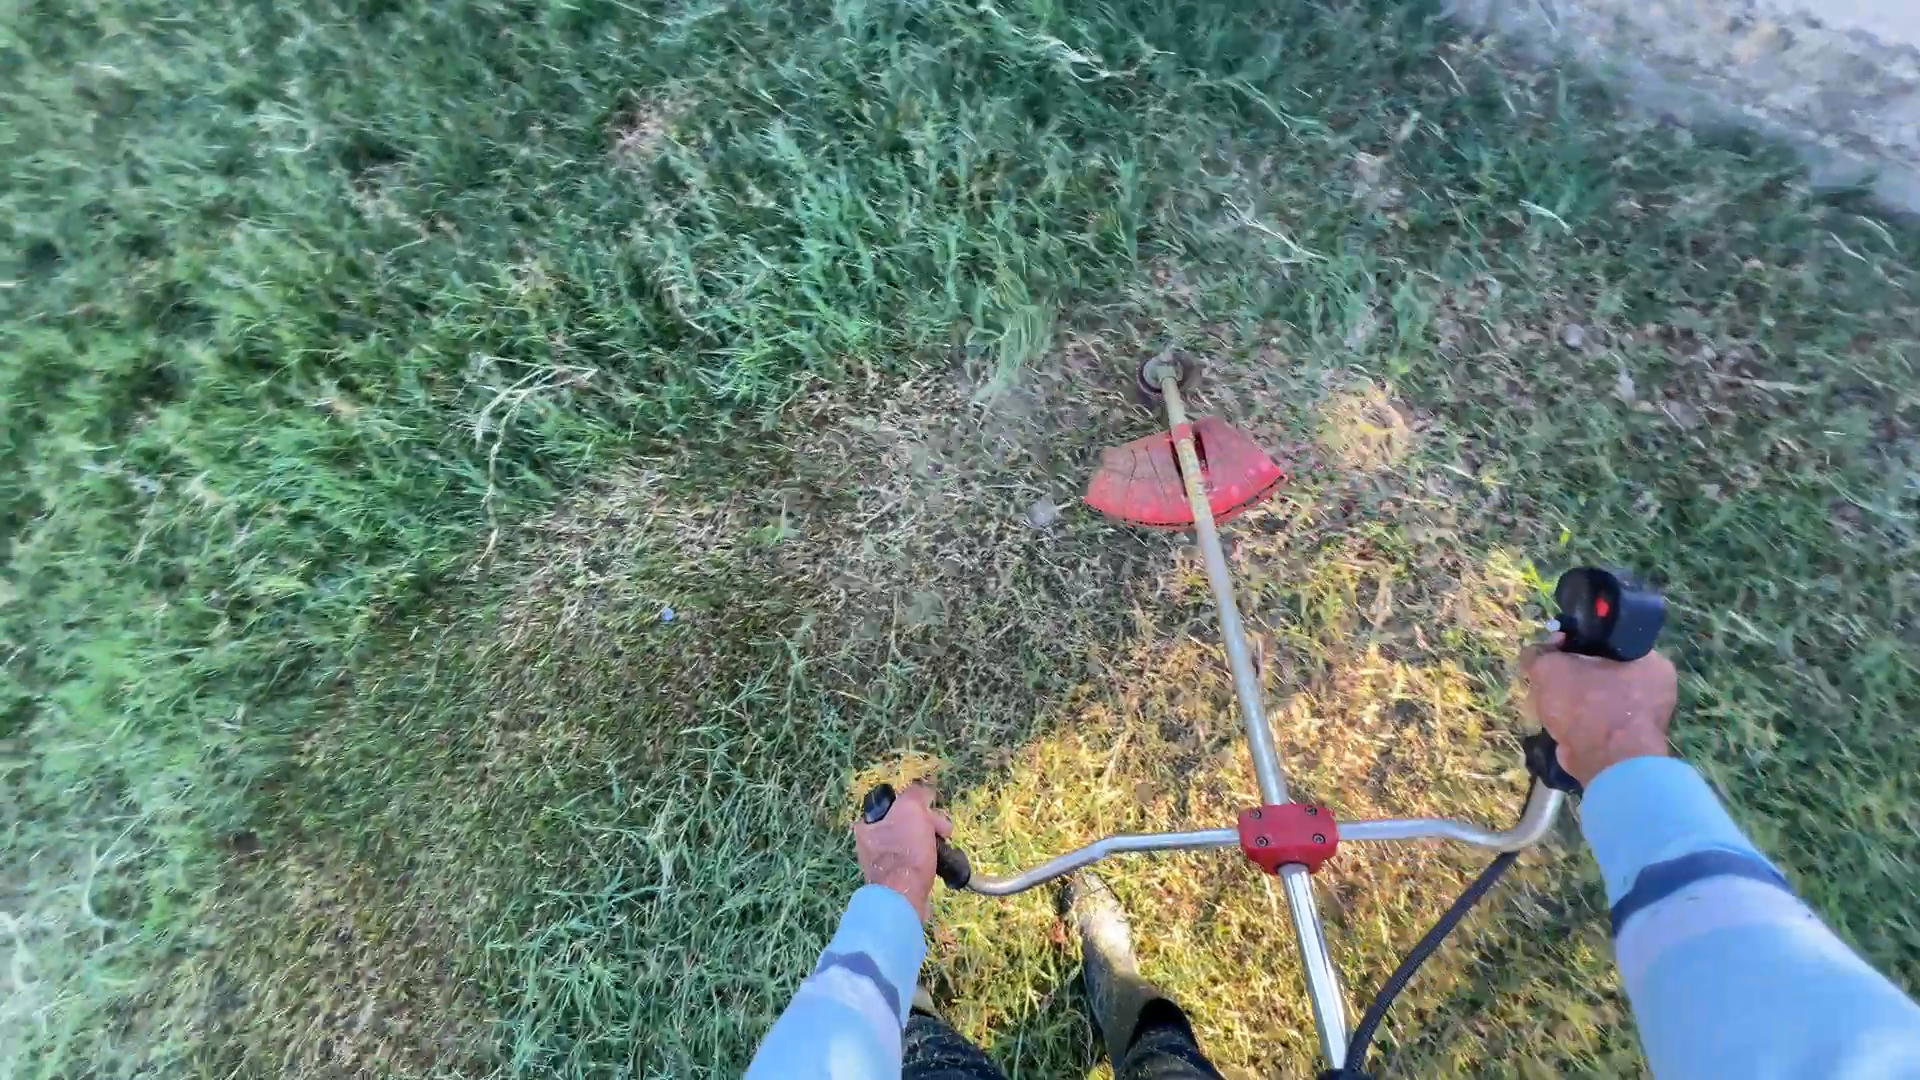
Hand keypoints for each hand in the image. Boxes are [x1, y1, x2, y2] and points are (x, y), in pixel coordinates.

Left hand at [853, 782, 951, 921]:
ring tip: (945, 850)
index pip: (897, 804)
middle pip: (906, 823)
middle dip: (929, 824)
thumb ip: (915, 794)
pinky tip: (937, 864)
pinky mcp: (894, 881)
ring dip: (931, 842)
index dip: (918, 806)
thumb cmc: (906, 850)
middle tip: (944, 831)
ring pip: (912, 842)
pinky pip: (913, 861)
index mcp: (867, 824)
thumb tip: (923, 793)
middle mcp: (870, 843)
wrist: (904, 897)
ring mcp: (882, 863)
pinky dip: (926, 860)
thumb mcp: (911, 808)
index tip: (932, 812)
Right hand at [1519, 634, 1677, 786]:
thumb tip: (1537, 653)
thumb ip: (1538, 653)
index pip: (1604, 642)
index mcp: (1649, 661)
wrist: (1606, 761)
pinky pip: (1596, 716)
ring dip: (1566, 698)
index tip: (1551, 653)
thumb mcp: (1549, 668)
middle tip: (1545, 681)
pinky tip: (1560, 722)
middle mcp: (1655, 686)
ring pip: (1593, 694)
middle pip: (1596, 669)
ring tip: (1547, 705)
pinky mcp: (1630, 736)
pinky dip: (1576, 718)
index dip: (1571, 643)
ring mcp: (1646, 714)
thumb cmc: (1586, 705)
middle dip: (1564, 676)